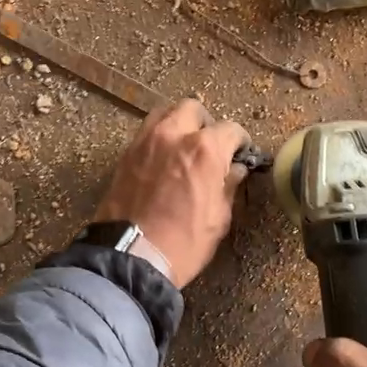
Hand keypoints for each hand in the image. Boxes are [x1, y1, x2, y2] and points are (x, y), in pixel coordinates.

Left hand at [93, 99, 248, 288]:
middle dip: (205, 123)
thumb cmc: (183, 242)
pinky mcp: (125, 154)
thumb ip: (228, 186)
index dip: (239, 142)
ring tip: (183, 146)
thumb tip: (235, 169)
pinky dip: (158, 137)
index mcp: (205, 149)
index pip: (230, 129)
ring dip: (178, 123)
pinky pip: (146, 132)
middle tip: (209, 146)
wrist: (131, 257)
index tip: (240, 153)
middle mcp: (174, 134)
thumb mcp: (218, 219)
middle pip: (193, 109)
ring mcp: (145, 141)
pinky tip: (162, 158)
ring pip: (165, 113)